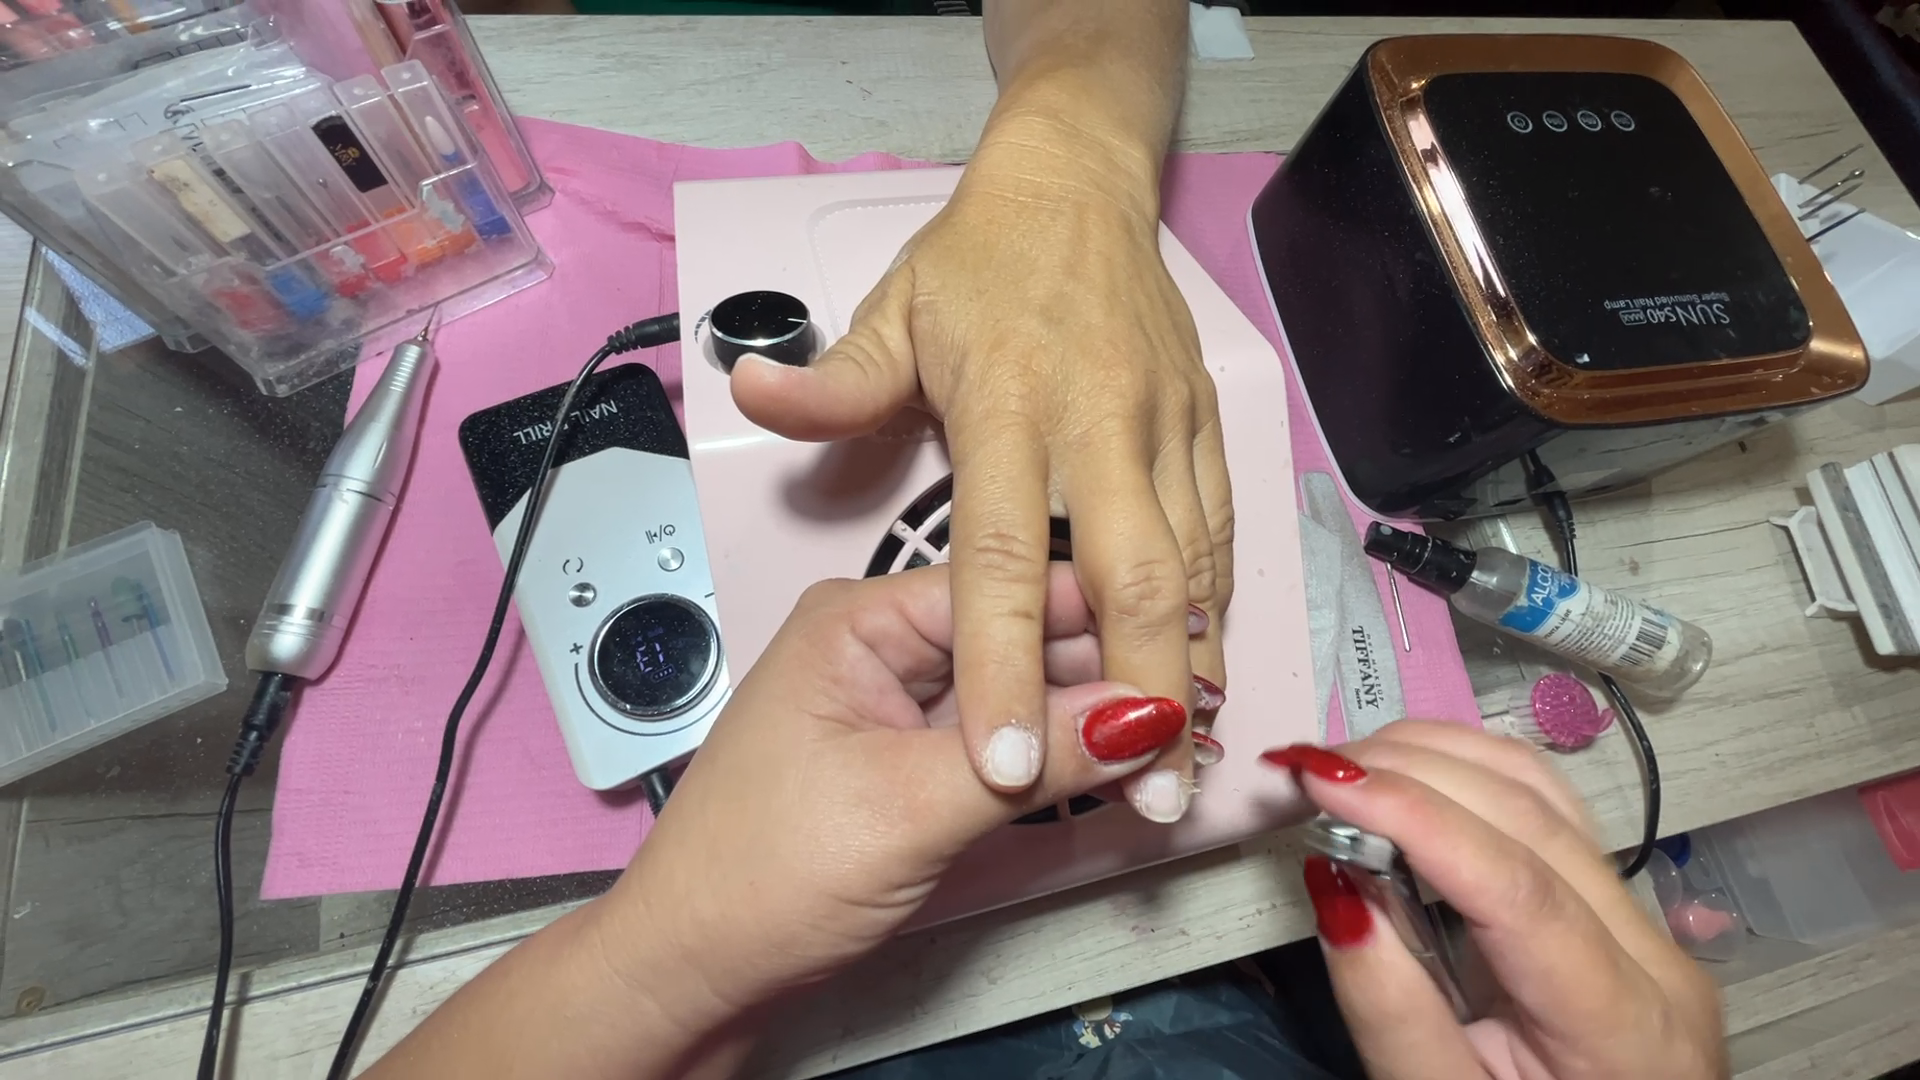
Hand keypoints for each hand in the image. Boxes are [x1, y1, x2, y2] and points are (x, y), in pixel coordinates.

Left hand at [602, 564, 1190, 1028]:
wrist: (697, 970)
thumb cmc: (765, 874)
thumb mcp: (911, 805)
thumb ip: (1033, 756)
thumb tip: (1146, 713)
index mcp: (862, 618)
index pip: (999, 590)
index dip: (1094, 617)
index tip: (1181, 646)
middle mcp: (887, 642)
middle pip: (1018, 640)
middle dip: (1105, 676)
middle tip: (1199, 708)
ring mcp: (905, 698)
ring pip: (1019, 691)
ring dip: (1090, 719)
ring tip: (1179, 739)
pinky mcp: (919, 750)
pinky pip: (1005, 736)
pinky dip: (1058, 753)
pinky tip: (1119, 762)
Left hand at [729, 122, 1230, 823]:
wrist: (1078, 187)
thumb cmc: (979, 260)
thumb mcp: (894, 312)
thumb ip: (836, 380)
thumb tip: (753, 393)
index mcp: (1008, 408)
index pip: (999, 560)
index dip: (1005, 668)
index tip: (1007, 767)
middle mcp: (1096, 426)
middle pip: (1129, 579)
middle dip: (1144, 693)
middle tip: (1153, 794)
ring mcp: (1162, 427)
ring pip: (1192, 565)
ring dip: (1194, 665)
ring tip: (1191, 757)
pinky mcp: (1203, 426)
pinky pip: (1217, 531)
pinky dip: (1216, 607)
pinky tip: (1210, 666)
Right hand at [1263, 723, 1724, 1079]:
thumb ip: (1389, 1008)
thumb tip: (1334, 884)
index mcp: (1626, 1023)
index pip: (1517, 887)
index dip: (1412, 816)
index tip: (1316, 781)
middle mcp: (1647, 945)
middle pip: (1526, 812)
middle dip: (1402, 769)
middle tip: (1302, 769)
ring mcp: (1630, 904)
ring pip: (1531, 780)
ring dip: (1423, 751)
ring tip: (1336, 768)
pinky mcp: (1597, 882)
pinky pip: (1531, 789)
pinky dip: (1450, 759)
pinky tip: (1393, 770)